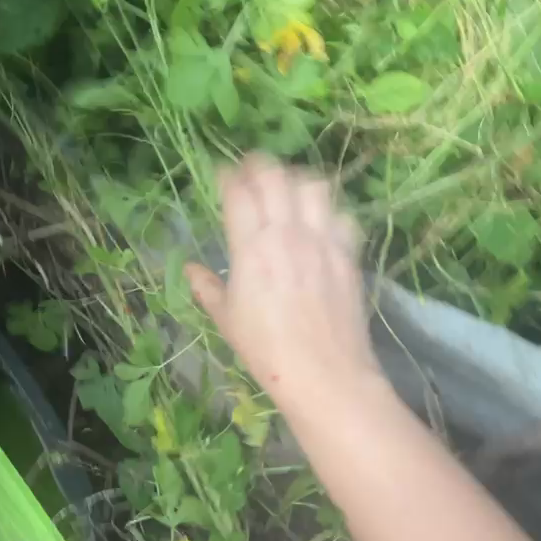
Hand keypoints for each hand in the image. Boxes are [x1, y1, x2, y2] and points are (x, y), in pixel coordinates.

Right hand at [184, 154, 382, 404]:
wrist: (324, 374)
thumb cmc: (265, 349)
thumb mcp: (226, 319)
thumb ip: (207, 287)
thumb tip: (191, 269)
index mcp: (251, 248)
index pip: (238, 192)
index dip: (227, 175)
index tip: (221, 173)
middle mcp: (287, 234)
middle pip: (275, 177)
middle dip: (260, 166)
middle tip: (251, 172)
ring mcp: (322, 241)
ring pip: (313, 186)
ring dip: (296, 180)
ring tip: (287, 189)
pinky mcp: (348, 255)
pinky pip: (341, 215)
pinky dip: (327, 210)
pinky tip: (319, 222)